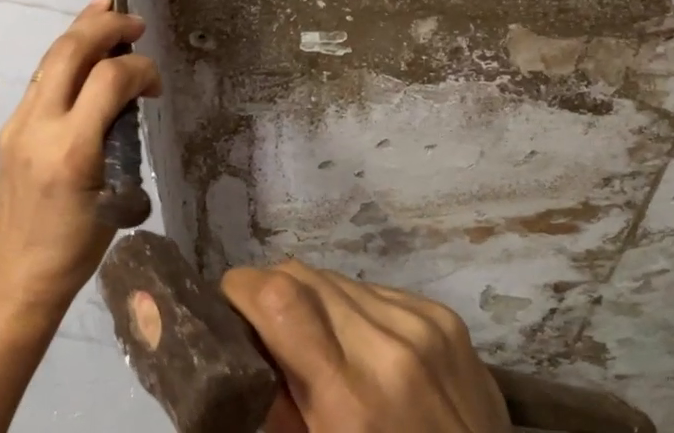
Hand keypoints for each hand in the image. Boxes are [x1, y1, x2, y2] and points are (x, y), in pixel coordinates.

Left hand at [0, 0, 158, 308]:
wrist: (18, 268)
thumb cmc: (78, 245)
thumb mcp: (116, 196)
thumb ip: (118, 139)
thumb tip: (127, 95)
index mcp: (72, 150)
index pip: (108, 81)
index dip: (138, 68)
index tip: (154, 81)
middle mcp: (39, 126)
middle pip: (70, 53)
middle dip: (104, 28)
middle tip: (134, 22)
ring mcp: (19, 123)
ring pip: (50, 59)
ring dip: (80, 29)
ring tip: (105, 7)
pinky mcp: (10, 126)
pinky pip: (41, 78)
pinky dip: (64, 56)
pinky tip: (80, 45)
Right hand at [222, 261, 510, 432]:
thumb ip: (273, 398)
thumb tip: (237, 343)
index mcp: (350, 397)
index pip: (278, 298)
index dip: (241, 289)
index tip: (228, 307)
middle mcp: (387, 348)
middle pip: (299, 275)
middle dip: (270, 292)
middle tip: (267, 328)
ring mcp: (422, 326)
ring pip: (332, 277)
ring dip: (313, 299)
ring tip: (320, 340)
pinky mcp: (445, 318)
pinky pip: (372, 289)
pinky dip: (353, 308)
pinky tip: (364, 344)